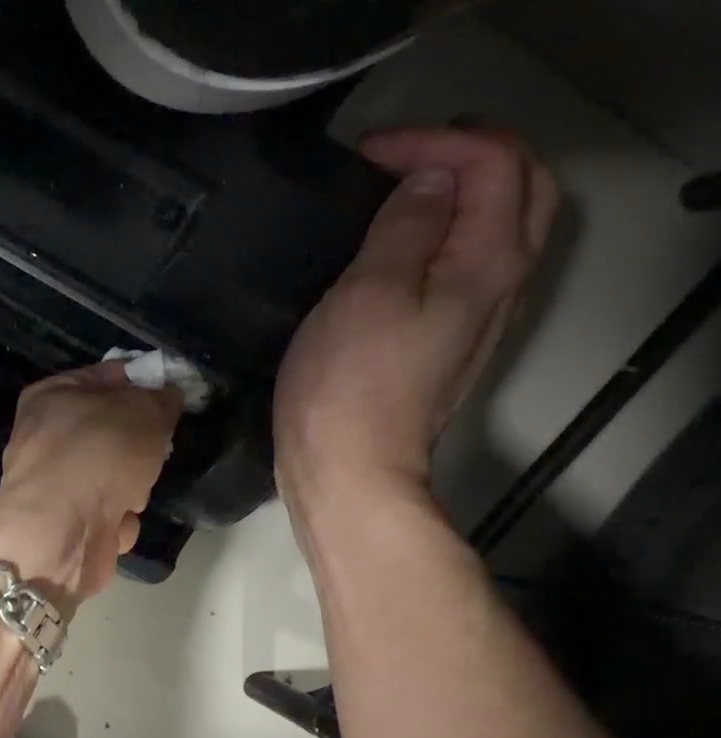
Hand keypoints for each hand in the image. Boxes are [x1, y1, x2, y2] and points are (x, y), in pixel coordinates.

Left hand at [0, 362, 181, 609]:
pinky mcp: (64, 523)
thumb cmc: (98, 453)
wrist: (59, 531)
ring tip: (137, 490)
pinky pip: (107, 514)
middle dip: (141, 442)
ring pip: (112, 475)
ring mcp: (53, 483)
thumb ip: (161, 398)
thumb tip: (166, 397)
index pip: (108, 376)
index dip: (147, 380)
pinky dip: (118, 520)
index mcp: (50, 396)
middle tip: (162, 444)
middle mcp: (44, 437)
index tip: (181, 389)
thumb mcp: (144, 410)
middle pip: (112, 430)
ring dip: (133, 486)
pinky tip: (120, 521)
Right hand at [274, 127, 560, 518]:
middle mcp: (504, 280)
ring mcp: (482, 312)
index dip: (434, 142)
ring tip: (401, 185)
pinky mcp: (451, 337)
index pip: (492, 165)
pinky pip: (471, 258)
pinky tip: (402, 241)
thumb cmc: (348, 382)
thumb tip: (427, 183)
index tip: (366, 152)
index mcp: (488, 260)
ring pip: (502, 223)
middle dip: (472, 153)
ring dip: (464, 189)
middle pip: (522, 188)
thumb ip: (404, 229)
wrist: (349, 465)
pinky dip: (447, 229)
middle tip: (405, 150)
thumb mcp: (367, 293)